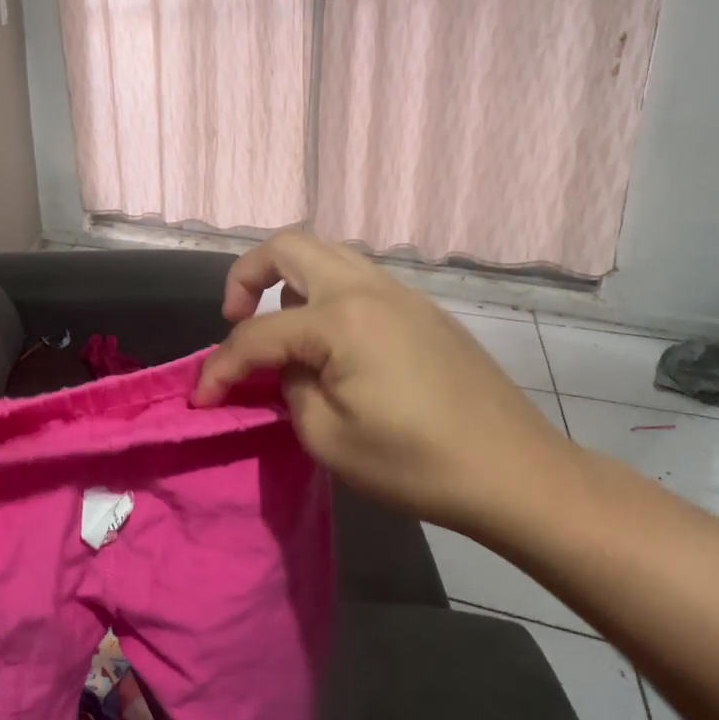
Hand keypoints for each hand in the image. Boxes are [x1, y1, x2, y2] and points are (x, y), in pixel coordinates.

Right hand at [193, 231, 572, 531]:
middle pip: (288, 246)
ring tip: (280, 327)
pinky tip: (330, 343)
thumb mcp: (327, 438)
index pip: (257, 333)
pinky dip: (324, 293)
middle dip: (246, 276)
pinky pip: (357, 278)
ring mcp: (401, 293)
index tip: (203, 398)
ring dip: (288, 279)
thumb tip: (285, 366)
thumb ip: (287, 388)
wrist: (515, 473)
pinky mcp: (423, 310)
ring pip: (326, 254)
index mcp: (341, 318)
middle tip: (235, 319)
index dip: (220, 366)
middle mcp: (367, 288)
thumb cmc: (415, 463)